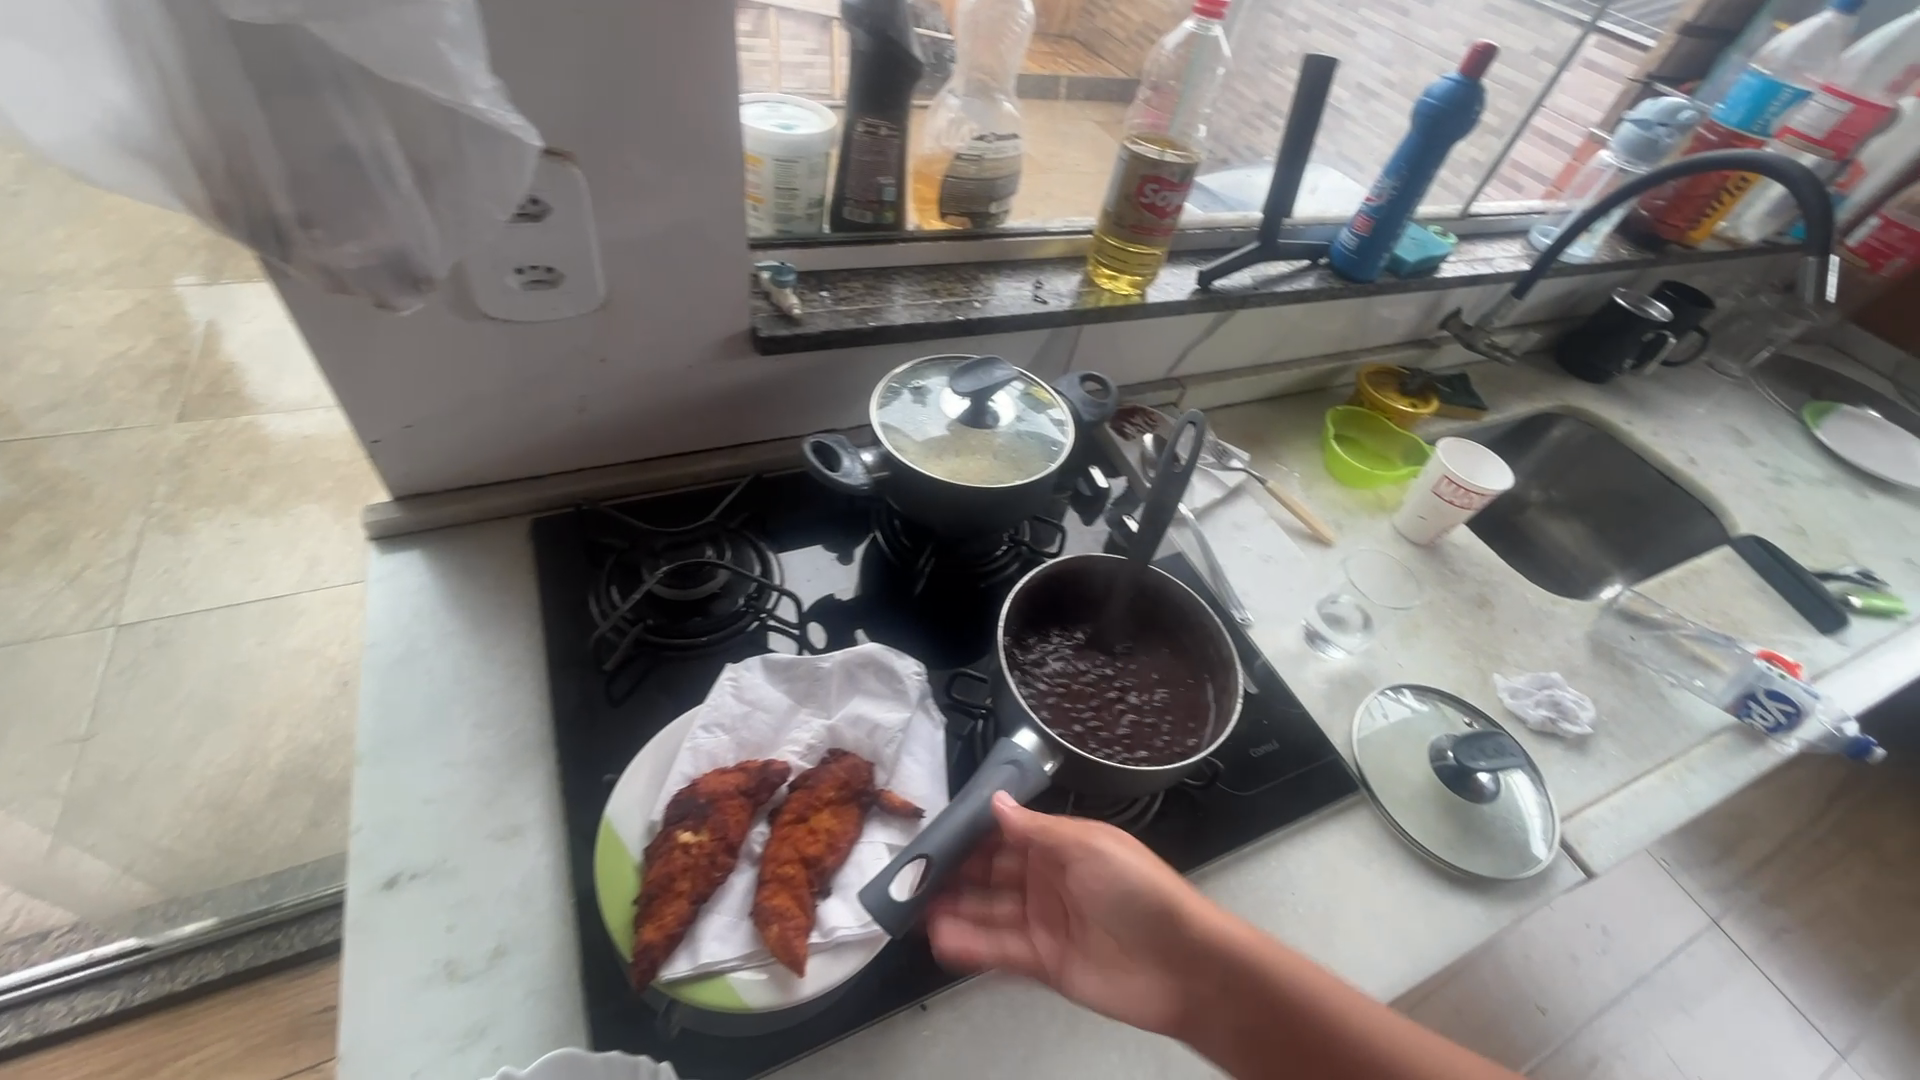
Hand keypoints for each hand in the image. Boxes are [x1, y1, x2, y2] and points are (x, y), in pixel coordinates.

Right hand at [925, 791, 1211, 1037]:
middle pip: (989, 872)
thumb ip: (1036, 828)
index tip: (933, 834)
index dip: (970, 833)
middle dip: (952, 871)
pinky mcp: (1043, 960)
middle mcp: (1046, 878)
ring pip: (987, 910)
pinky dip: (969, 943)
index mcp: (1060, 843)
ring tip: (913, 908)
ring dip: (952, 907)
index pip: (1005, 833)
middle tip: (911, 874)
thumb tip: (994, 802)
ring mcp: (1043, 920)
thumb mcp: (1088, 844)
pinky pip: (998, 949)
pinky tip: (941, 937)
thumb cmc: (1139, 890)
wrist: (1183, 965)